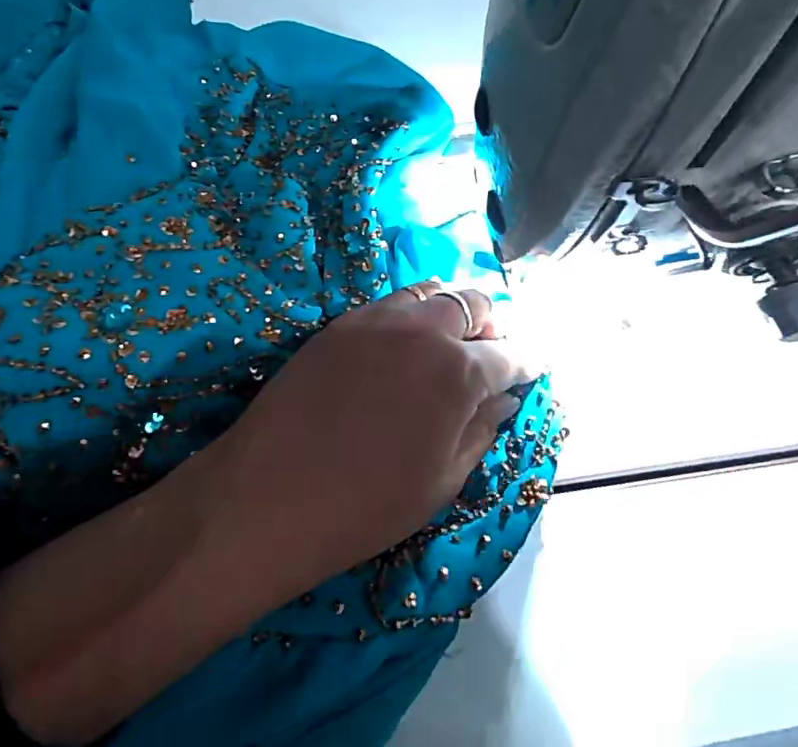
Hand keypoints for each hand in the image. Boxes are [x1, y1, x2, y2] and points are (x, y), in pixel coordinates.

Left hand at [0, 284, 535, 744]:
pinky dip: (413, 311)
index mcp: (459, 373)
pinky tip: (405, 340)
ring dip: (453, 310)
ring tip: (451, 339)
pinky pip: (392, 301)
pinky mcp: (342, 322)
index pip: (510, 354)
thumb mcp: (442, 481)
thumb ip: (482, 429)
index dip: (526, 362)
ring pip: (432, 292)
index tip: (531, 368)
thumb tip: (505, 397)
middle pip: (474, 305)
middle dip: (492, 325)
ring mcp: (379, 319)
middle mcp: (425, 331)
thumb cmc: (366, 506)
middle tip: (491, 352)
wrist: (266, 496)